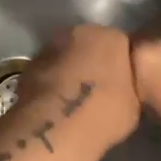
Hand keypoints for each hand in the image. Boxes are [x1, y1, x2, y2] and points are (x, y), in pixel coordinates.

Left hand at [16, 24, 140, 148]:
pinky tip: (54, 104)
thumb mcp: (133, 103)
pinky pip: (46, 72)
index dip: (119, 64)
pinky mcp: (27, 66)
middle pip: (88, 44)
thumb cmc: (104, 113)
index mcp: (110, 37)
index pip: (119, 44)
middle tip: (96, 89)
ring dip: (68, 70)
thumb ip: (126, 86)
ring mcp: (49, 47)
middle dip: (91, 61)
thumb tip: (119, 87)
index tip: (119, 83)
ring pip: (64, 56)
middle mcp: (78, 33)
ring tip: (73, 98)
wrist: (56, 127)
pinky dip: (50, 83)